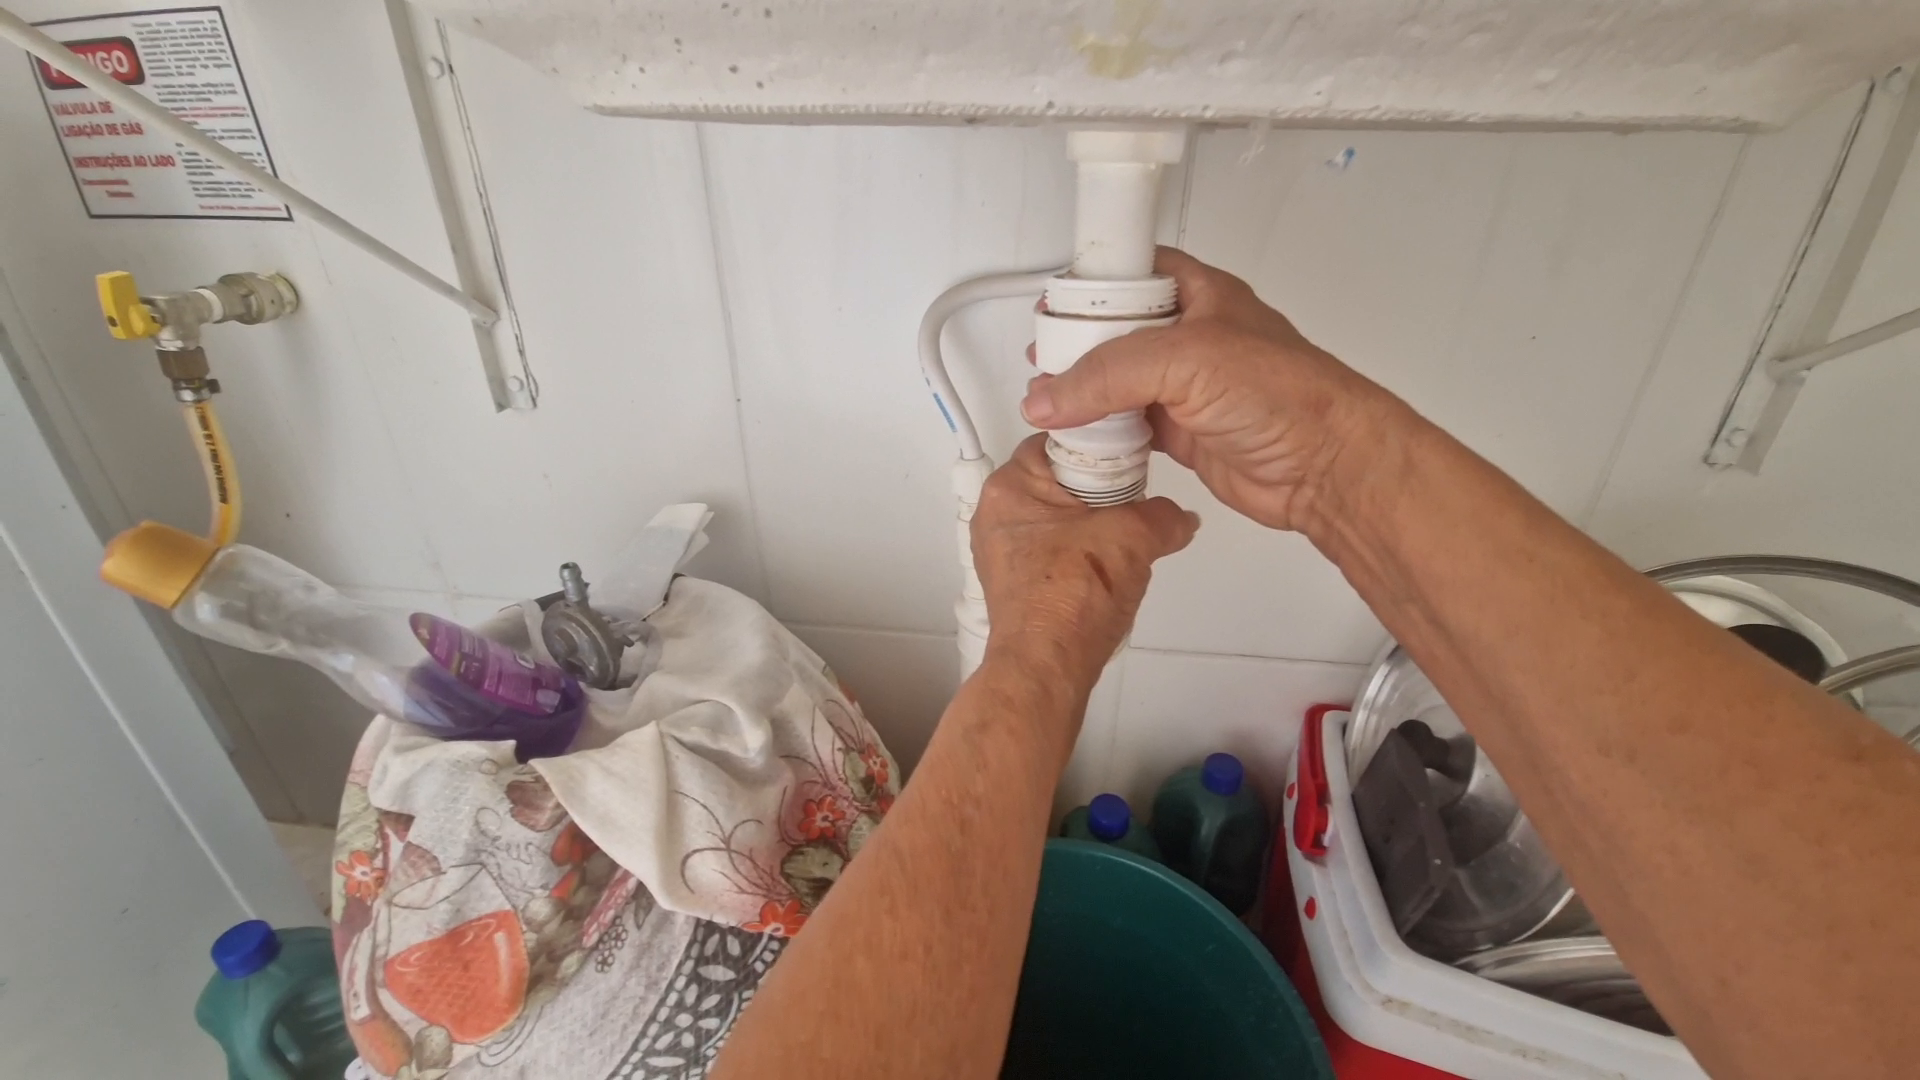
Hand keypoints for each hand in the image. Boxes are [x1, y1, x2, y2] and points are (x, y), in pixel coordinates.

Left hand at [971, 435, 1197, 685]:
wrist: (1047, 664)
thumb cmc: (1070, 596)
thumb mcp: (1132, 537)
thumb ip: (1163, 515)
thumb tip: (1181, 518)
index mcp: (1009, 486)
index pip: (1059, 441)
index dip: (1101, 446)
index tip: (1134, 457)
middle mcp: (995, 515)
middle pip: (1060, 481)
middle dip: (1102, 492)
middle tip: (1136, 502)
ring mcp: (1002, 551)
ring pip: (1060, 519)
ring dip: (1095, 527)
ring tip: (1126, 541)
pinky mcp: (1015, 582)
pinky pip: (1054, 551)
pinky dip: (1082, 555)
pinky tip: (1109, 570)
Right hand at [1020, 247, 1399, 532]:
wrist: (1323, 468)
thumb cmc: (1286, 397)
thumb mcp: (1188, 359)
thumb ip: (1109, 373)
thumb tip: (1047, 397)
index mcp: (1196, 296)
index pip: (1131, 273)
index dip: (1090, 284)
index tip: (1052, 306)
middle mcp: (1187, 338)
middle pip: (1113, 333)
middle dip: (1074, 347)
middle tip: (1043, 361)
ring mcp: (1182, 388)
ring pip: (1115, 384)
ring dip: (1081, 395)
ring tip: (1047, 403)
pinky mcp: (1178, 432)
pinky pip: (1124, 428)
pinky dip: (1098, 434)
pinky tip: (1077, 437)